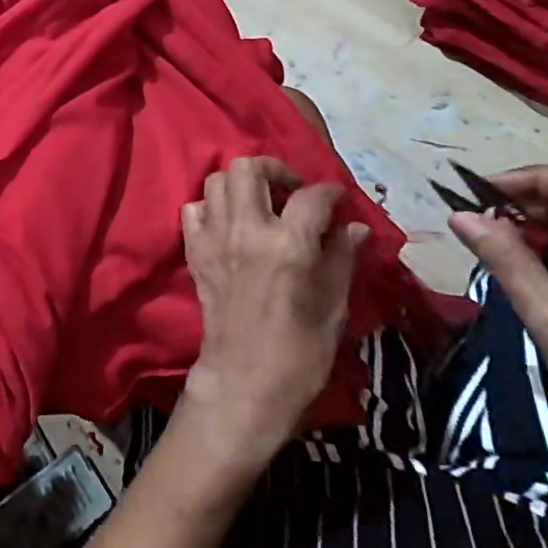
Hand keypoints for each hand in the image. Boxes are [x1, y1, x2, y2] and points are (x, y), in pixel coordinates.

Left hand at [180, 157, 367, 452]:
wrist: (245, 379)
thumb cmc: (300, 351)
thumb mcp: (334, 306)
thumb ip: (342, 258)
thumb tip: (354, 227)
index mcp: (288, 245)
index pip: (311, 197)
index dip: (329, 192)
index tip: (337, 200)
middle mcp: (246, 230)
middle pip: (248, 168)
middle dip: (274, 169)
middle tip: (290, 189)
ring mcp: (214, 237)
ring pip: (217, 181)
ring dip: (240, 184)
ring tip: (260, 202)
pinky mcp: (194, 249)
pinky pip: (193, 208)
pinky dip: (210, 206)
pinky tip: (229, 222)